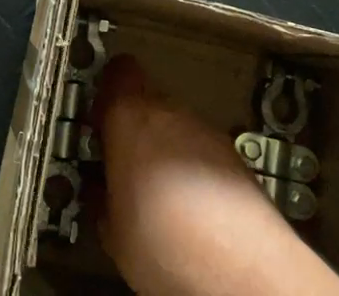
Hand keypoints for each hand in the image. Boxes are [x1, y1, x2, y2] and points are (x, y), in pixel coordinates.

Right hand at [93, 57, 338, 295]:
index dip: (106, 92)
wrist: (240, 267)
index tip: (97, 120)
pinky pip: (202, 150)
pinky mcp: (235, 156)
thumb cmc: (164, 242)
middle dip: (133, 128)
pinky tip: (190, 208)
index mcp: (131, 117)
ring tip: (157, 195)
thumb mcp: (112, 229)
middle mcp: (171, 112)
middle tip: (122, 166)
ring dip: (164, 149)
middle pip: (147, 101)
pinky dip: (193, 168)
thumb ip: (101, 195)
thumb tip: (97, 190)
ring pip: (176, 126)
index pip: (117, 72)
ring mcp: (208, 131)